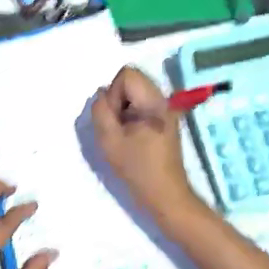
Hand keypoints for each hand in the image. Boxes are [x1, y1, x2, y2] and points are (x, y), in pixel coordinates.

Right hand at [89, 66, 198, 220]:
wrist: (166, 194)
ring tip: (125, 135)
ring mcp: (167, 110)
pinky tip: (133, 138)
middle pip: (133, 81)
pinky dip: (133, 116)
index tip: (116, 119)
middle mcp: (164, 100)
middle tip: (118, 128)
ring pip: (136, 93)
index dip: (114, 94)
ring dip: (124, 109)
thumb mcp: (109, 140)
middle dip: (118, 100)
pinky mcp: (166, 120)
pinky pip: (143, 105)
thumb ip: (101, 111)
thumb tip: (103, 94)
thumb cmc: (138, 169)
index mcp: (154, 101)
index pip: (127, 74)